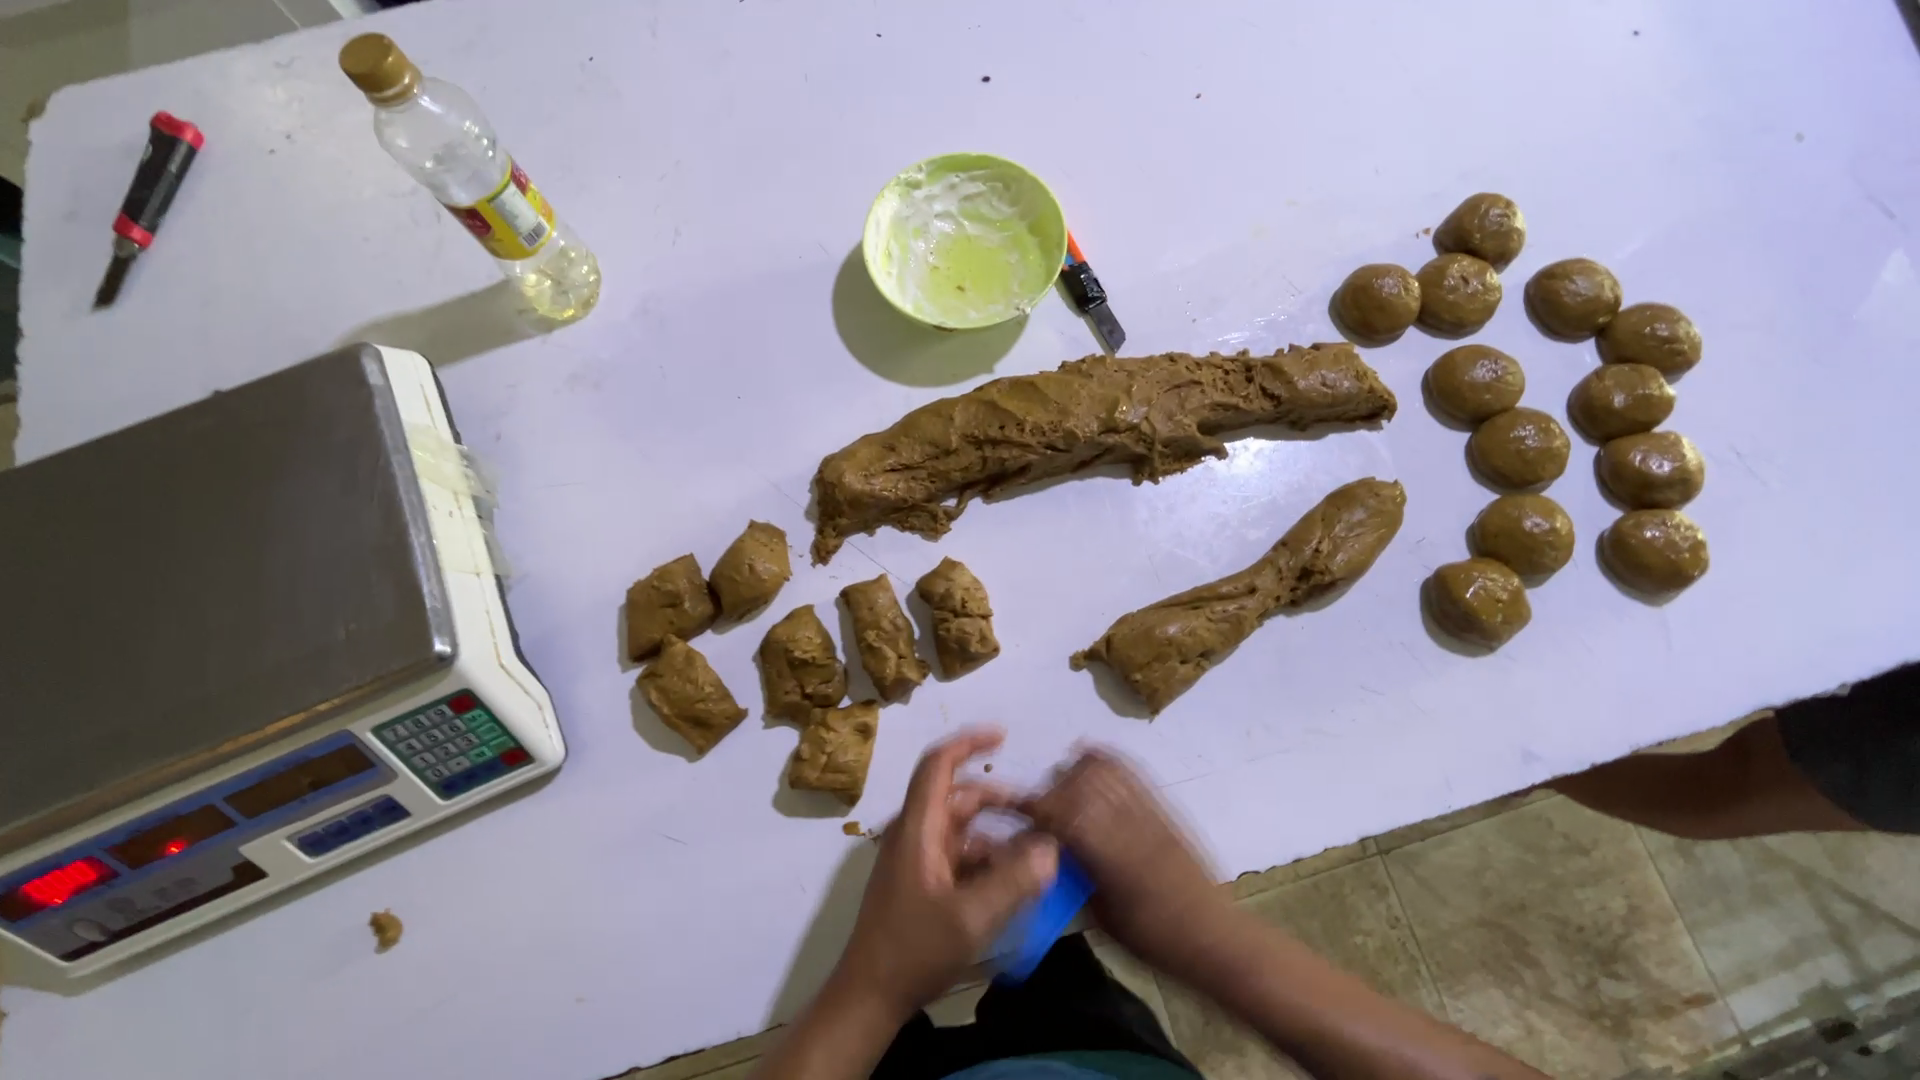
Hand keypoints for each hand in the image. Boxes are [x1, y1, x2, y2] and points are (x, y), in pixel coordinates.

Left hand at [830, 728, 1058, 1018]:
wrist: (869, 996)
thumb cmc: (914, 950)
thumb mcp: (971, 918)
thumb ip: (1014, 881)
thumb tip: (1051, 850)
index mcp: (918, 828)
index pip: (939, 764)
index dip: (969, 742)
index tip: (1004, 736)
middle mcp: (915, 834)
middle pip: (959, 798)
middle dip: (1000, 800)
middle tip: (1040, 813)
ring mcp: (917, 860)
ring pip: (963, 830)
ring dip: (998, 835)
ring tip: (1036, 855)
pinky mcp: (923, 885)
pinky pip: (960, 858)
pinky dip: (987, 861)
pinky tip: (1014, 885)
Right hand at [1022, 747, 1225, 975]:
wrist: (1213, 935)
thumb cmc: (1153, 938)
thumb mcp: (1100, 914)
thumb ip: (1072, 874)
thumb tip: (1046, 853)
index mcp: (1107, 853)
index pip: (1059, 812)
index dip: (1031, 807)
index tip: (1013, 810)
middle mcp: (1126, 820)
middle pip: (1077, 782)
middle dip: (1051, 791)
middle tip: (1042, 811)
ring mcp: (1146, 808)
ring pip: (1102, 769)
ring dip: (1075, 774)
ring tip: (1065, 791)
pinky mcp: (1162, 806)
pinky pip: (1129, 770)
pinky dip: (1104, 760)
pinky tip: (1089, 763)